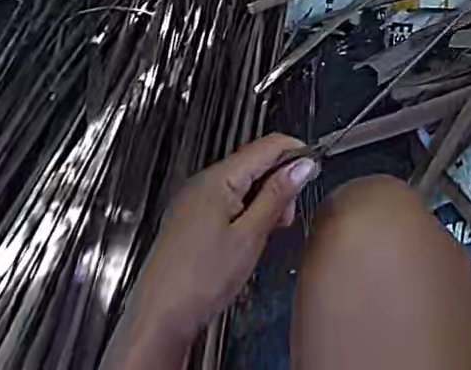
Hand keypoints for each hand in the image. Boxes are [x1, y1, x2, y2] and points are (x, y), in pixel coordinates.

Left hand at [121, 135, 318, 351]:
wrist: (156, 326)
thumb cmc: (196, 284)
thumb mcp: (250, 235)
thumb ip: (279, 194)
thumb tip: (303, 164)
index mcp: (217, 180)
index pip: (269, 145)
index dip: (297, 153)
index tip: (314, 169)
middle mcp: (203, 184)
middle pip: (257, 161)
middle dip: (281, 180)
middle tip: (289, 212)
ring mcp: (195, 202)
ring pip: (245, 182)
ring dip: (267, 198)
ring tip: (271, 228)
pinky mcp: (192, 220)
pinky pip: (231, 200)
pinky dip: (249, 210)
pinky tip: (252, 235)